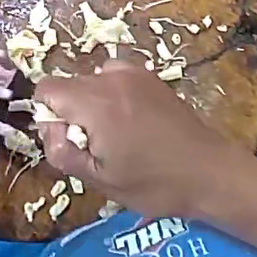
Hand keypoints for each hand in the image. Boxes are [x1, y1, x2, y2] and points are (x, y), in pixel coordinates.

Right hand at [33, 60, 247, 218]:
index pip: (47, 88)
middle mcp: (112, 78)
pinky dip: (113, 96)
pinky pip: (115, 78)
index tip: (69, 142)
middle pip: (70, 84)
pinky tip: (134, 124)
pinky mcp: (151, 77)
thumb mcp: (99, 179)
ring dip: (93, 104)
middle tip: (96, 147)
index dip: (48, 116)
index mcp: (96, 102)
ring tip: (117, 137)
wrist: (209, 172)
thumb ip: (62, 151)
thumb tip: (51, 129)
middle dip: (71, 113)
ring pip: (92, 81)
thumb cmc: (153, 184)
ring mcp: (134, 73)